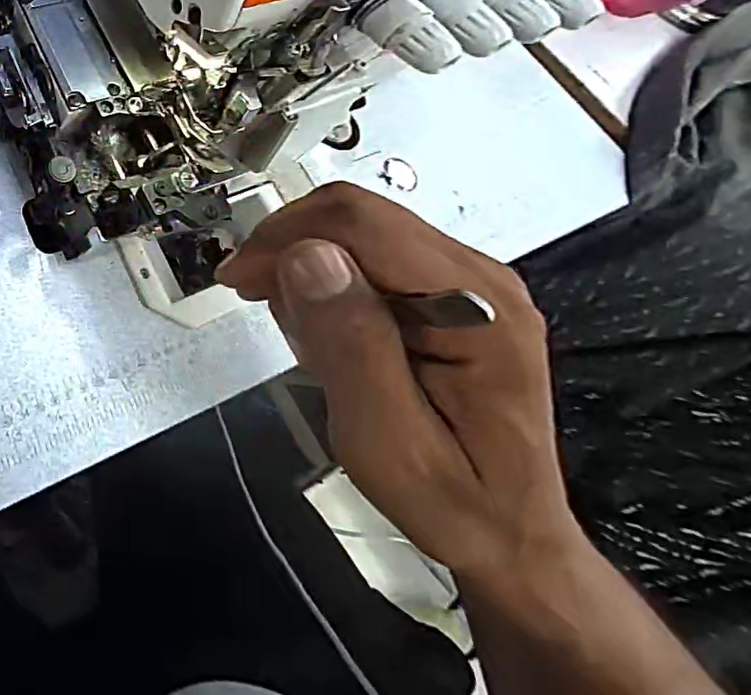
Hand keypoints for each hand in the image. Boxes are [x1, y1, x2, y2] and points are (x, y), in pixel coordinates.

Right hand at [215, 182, 584, 581]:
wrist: (511, 533)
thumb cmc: (456, 505)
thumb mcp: (390, 445)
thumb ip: (352, 347)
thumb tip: (307, 257)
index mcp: (478, 306)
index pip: (364, 224)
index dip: (289, 235)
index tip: (240, 277)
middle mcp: (478, 276)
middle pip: (360, 217)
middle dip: (291, 245)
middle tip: (253, 295)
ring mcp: (465, 280)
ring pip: (359, 232)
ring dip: (308, 268)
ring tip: (301, 336)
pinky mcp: (448, 291)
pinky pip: (371, 257)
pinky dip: (329, 282)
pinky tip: (326, 332)